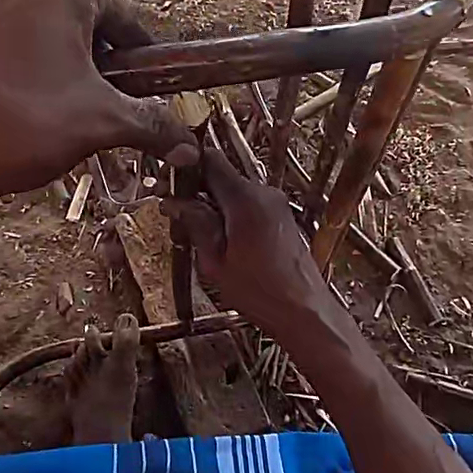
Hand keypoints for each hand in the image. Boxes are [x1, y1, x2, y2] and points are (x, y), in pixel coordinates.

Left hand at [0, 0, 199, 215]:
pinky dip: (12, 79)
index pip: (123, 16)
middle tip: (101, 111)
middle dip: (96, 68)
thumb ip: (150, 125)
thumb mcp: (100, 123)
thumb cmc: (20, 120)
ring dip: (54, 73)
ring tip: (53, 122)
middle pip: (76, 25)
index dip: (142, 56)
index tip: (148, 89)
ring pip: (32, 40)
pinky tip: (7, 119)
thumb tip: (188, 146)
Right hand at [163, 149, 354, 354]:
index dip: (184, 165)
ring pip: (232, 190)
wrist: (304, 312)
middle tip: (174, 209)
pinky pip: (246, 202)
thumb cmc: (262, 293)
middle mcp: (263, 194)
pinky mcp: (280, 215)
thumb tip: (174, 202)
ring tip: (194, 230)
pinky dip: (228, 212)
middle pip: (220, 175)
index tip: (168, 181)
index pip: (210, 160)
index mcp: (245, 200)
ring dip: (211, 203)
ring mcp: (275, 203)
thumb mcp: (215, 262)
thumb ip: (195, 224)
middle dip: (194, 189)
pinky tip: (219, 238)